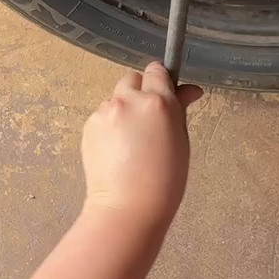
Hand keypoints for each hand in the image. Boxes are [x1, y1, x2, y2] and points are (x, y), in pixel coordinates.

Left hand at [81, 63, 203, 228]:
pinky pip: (102, 116)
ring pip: (115, 98)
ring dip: (124, 110)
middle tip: (147, 120)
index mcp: (157, 103)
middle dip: (140, 92)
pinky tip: (116, 150)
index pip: (157, 71)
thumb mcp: (181, 141)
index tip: (164, 96)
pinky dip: (110, 125)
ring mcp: (105, 113)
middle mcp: (128, 101)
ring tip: (130, 141)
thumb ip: (180, 109)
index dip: (161, 82)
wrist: (127, 207)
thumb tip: (189, 89)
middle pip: (132, 79)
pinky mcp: (88, 126)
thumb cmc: (165, 180)